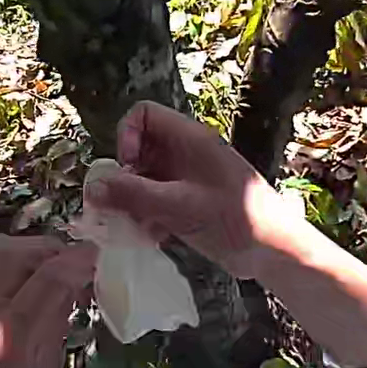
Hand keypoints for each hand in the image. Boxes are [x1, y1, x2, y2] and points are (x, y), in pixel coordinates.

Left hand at [0, 236, 93, 367]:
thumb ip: (55, 323)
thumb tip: (77, 280)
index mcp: (6, 340)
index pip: (47, 278)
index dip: (76, 260)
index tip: (98, 256)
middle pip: (16, 252)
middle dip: (50, 249)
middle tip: (76, 263)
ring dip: (30, 250)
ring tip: (53, 269)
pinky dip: (10, 261)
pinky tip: (26, 280)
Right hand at [88, 100, 314, 279]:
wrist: (274, 253)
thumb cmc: (234, 220)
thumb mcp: (178, 206)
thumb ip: (132, 195)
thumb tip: (92, 187)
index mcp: (188, 139)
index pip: (142, 115)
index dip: (126, 136)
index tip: (128, 168)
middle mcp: (184, 152)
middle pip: (138, 148)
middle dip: (124, 176)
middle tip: (120, 204)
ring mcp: (185, 177)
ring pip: (143, 176)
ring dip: (132, 200)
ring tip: (134, 225)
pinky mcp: (186, 200)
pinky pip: (153, 198)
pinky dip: (146, 214)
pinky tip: (152, 236)